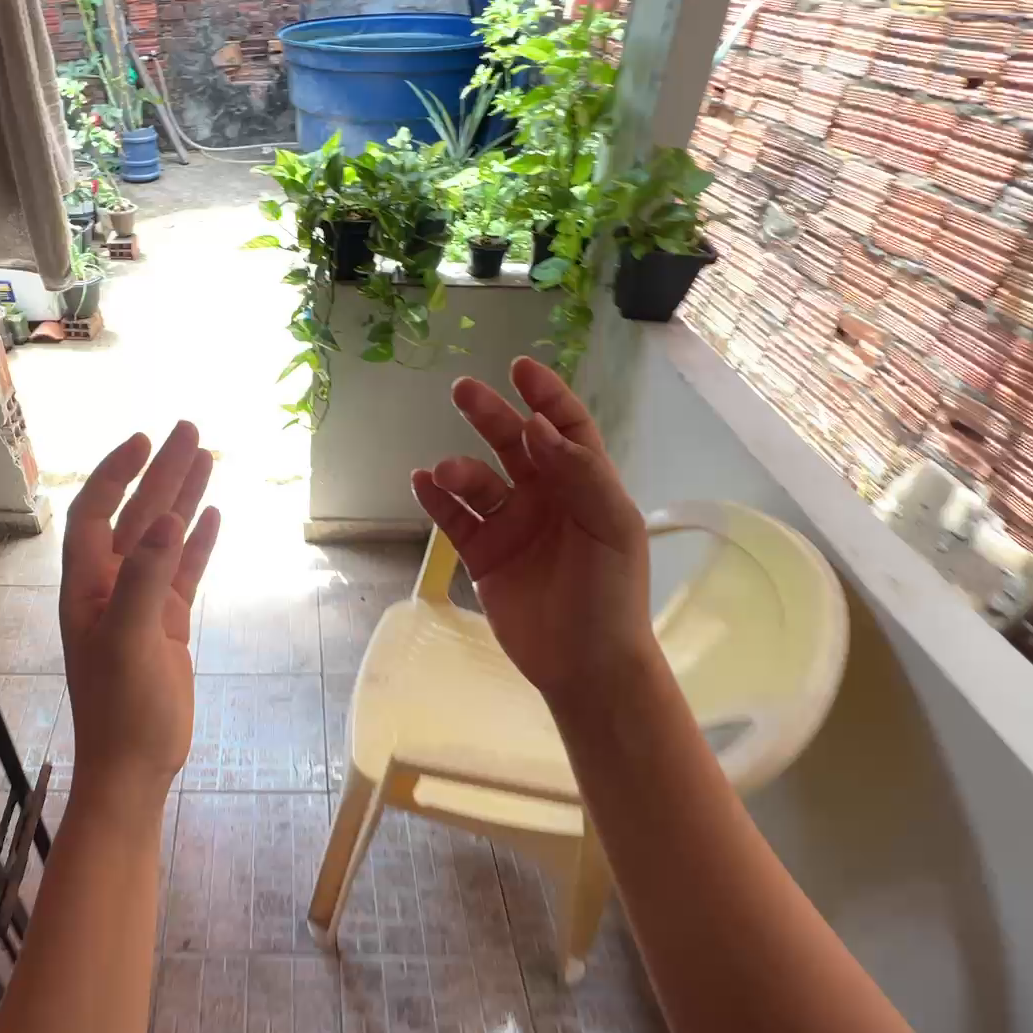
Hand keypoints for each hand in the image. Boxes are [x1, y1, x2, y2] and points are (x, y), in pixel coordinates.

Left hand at [60, 422, 220, 803]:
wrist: (134, 766)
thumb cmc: (122, 709)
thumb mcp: (130, 642)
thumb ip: (146, 580)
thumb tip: (168, 520)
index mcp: (88, 586)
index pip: (95, 514)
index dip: (115, 475)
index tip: (144, 442)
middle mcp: (112, 586)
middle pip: (137, 516)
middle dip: (161, 474)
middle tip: (190, 430)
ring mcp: (143, 605)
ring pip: (165, 540)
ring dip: (183, 499)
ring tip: (207, 459)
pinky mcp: (168, 625)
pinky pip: (184, 573)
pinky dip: (198, 544)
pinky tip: (212, 517)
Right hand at [411, 357, 653, 701]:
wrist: (585, 663)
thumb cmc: (611, 593)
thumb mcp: (610, 526)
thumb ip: (579, 473)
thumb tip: (536, 425)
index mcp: (583, 485)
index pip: (564, 428)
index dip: (545, 396)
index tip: (519, 369)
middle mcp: (545, 498)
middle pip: (513, 444)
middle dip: (490, 414)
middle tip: (463, 390)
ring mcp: (510, 526)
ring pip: (477, 482)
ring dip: (459, 470)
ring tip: (446, 473)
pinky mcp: (482, 556)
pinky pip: (454, 518)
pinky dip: (436, 500)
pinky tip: (422, 483)